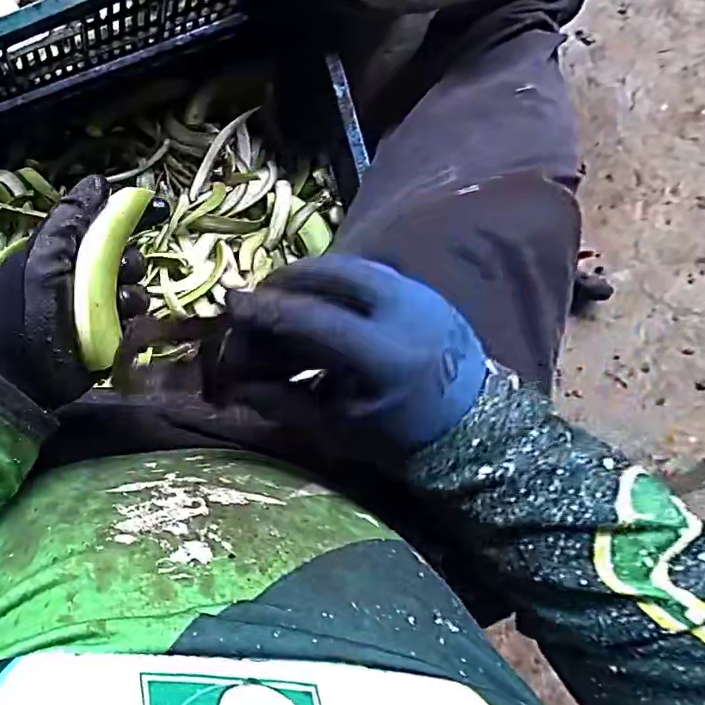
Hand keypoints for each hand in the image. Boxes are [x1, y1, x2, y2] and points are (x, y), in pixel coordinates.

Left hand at [0, 176, 149, 409]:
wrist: (21, 376)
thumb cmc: (26, 311)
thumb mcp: (42, 259)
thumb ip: (68, 221)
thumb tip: (98, 183)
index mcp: (61, 252)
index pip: (100, 224)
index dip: (126, 215)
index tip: (156, 208)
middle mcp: (81, 275)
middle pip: (123, 254)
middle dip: (129, 260)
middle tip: (122, 271)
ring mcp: (95, 307)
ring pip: (134, 286)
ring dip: (132, 291)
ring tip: (119, 303)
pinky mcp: (108, 335)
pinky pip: (134, 318)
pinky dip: (132, 318)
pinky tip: (121, 323)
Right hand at [206, 255, 487, 460]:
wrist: (472, 426)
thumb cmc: (397, 438)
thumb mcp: (335, 428)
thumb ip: (283, 401)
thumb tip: (234, 384)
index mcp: (387, 355)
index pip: (313, 318)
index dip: (266, 310)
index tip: (232, 303)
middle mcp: (406, 312)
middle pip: (330, 274)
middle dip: (284, 283)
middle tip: (255, 301)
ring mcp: (419, 294)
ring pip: (349, 266)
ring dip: (306, 279)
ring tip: (281, 303)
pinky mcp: (422, 289)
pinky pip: (365, 272)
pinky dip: (331, 283)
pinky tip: (314, 305)